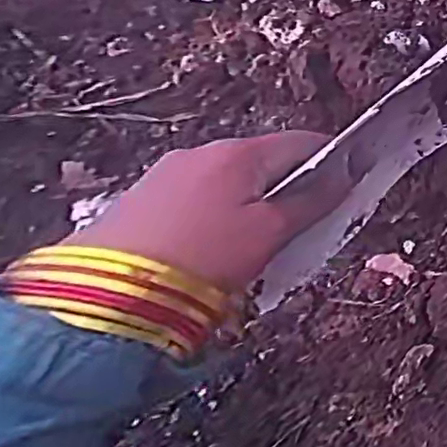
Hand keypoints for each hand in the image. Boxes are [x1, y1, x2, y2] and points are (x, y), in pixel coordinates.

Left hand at [65, 131, 350, 292]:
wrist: (97, 304)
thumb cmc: (201, 260)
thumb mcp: (273, 232)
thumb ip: (316, 199)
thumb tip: (348, 174)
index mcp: (239, 153)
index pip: (306, 142)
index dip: (335, 161)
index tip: (349, 186)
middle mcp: (201, 153)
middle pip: (268, 161)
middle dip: (292, 186)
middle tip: (306, 223)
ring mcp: (165, 175)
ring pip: (234, 181)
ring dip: (256, 202)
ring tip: (261, 243)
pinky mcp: (138, 202)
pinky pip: (200, 198)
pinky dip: (220, 215)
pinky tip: (218, 247)